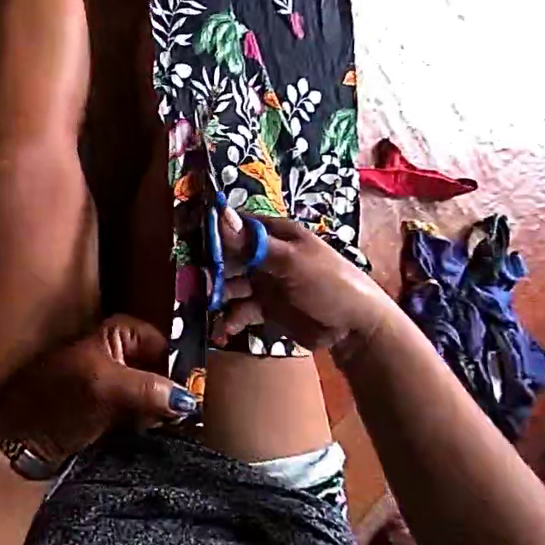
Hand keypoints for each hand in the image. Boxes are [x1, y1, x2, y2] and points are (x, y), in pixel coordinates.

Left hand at [0, 315, 198, 468]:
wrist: (22, 440)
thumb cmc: (57, 399)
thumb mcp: (104, 388)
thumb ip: (148, 389)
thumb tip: (188, 399)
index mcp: (121, 332)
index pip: (167, 344)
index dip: (182, 367)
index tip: (198, 393)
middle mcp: (124, 352)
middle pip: (166, 369)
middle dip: (175, 391)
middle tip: (187, 415)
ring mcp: (122, 382)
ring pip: (160, 393)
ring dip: (166, 411)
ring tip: (174, 425)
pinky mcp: (118, 410)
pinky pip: (148, 413)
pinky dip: (154, 424)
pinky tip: (159, 433)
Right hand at [213, 209, 401, 364]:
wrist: (356, 329)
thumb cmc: (328, 283)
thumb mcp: (290, 261)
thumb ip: (252, 244)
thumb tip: (219, 214)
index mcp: (275, 234)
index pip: (237, 226)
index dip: (214, 232)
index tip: (188, 243)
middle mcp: (267, 254)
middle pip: (229, 256)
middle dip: (212, 269)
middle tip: (196, 283)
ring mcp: (266, 281)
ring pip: (232, 284)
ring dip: (218, 295)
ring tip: (207, 307)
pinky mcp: (267, 307)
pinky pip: (241, 310)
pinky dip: (231, 319)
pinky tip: (224, 330)